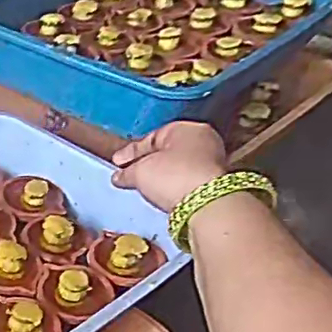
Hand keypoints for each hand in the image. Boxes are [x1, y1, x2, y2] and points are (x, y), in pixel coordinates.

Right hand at [110, 121, 228, 211]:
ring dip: (160, 174)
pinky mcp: (213, 181)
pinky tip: (161, 193)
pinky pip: (186, 178)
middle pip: (167, 150)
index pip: (152, 137)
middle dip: (147, 162)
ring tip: (144, 185)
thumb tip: (118, 176)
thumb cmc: (171, 176)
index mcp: (185, 128)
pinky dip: (172, 184)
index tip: (117, 163)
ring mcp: (212, 160)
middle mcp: (203, 139)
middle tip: (129, 173)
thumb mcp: (140, 172)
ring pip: (177, 164)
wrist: (204, 203)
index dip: (132, 151)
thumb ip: (126, 172)